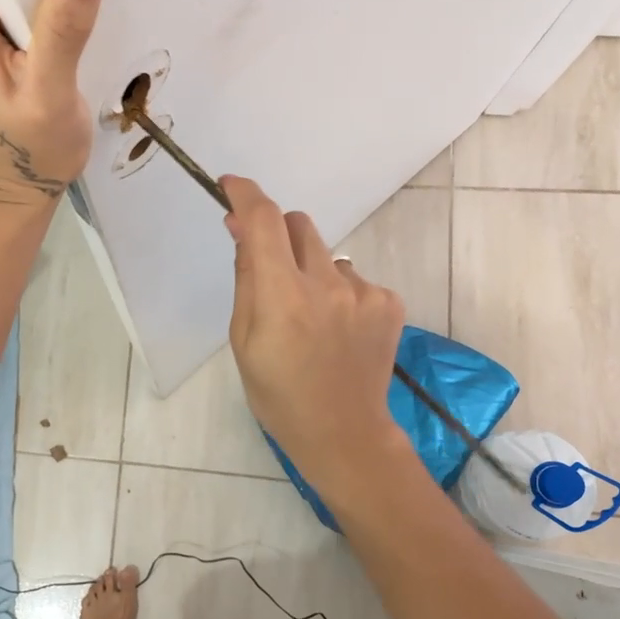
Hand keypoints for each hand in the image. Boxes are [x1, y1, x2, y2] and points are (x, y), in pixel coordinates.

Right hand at [223, 176, 409, 488]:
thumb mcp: (242, 340)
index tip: (231, 186)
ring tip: (309, 318)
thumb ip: (246, 278)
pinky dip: (338, 292)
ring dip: (309, 269)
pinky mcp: (389, 303)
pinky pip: (353, 278)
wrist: (342, 432)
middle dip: (277, 235)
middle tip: (269, 270)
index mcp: (282, 297)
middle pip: (298, 225)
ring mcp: (364, 292)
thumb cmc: (277, 393)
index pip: (265, 221)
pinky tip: (337, 329)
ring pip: (326, 255)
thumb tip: (242, 228)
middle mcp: (326, 284)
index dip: (246, 194)